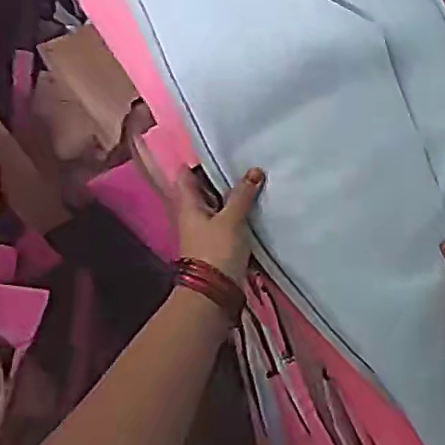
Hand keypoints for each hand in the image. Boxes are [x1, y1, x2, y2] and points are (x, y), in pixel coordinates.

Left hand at [173, 166, 263, 281]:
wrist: (215, 291)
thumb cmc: (216, 250)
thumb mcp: (231, 219)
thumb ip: (242, 195)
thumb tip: (255, 170)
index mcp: (188, 204)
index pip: (188, 175)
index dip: (202, 162)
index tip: (224, 153)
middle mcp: (193, 214)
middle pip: (205, 189)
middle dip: (224, 178)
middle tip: (247, 164)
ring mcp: (206, 229)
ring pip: (219, 205)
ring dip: (234, 196)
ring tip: (257, 181)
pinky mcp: (219, 242)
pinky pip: (229, 220)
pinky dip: (240, 213)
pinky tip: (257, 207)